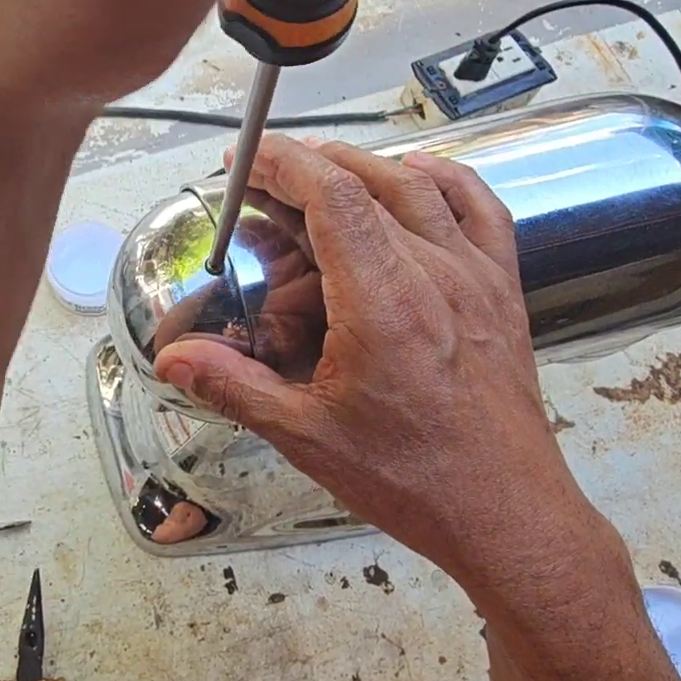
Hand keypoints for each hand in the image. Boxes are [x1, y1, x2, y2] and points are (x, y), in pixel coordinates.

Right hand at [150, 135, 590, 575]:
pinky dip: (442, 177)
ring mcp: (476, 277)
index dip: (281, 165)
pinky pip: (479, 208)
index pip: (333, 196)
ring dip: (358, 166)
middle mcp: (436, 275)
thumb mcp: (305, 435)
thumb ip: (233, 386)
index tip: (243, 163)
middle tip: (259, 185)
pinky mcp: (502, 290)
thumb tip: (172, 359)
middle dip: (303, 169)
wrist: (509, 517)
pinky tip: (414, 173)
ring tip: (312, 174)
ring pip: (417, 186)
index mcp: (384, 303)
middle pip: (366, 183)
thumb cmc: (411, 478)